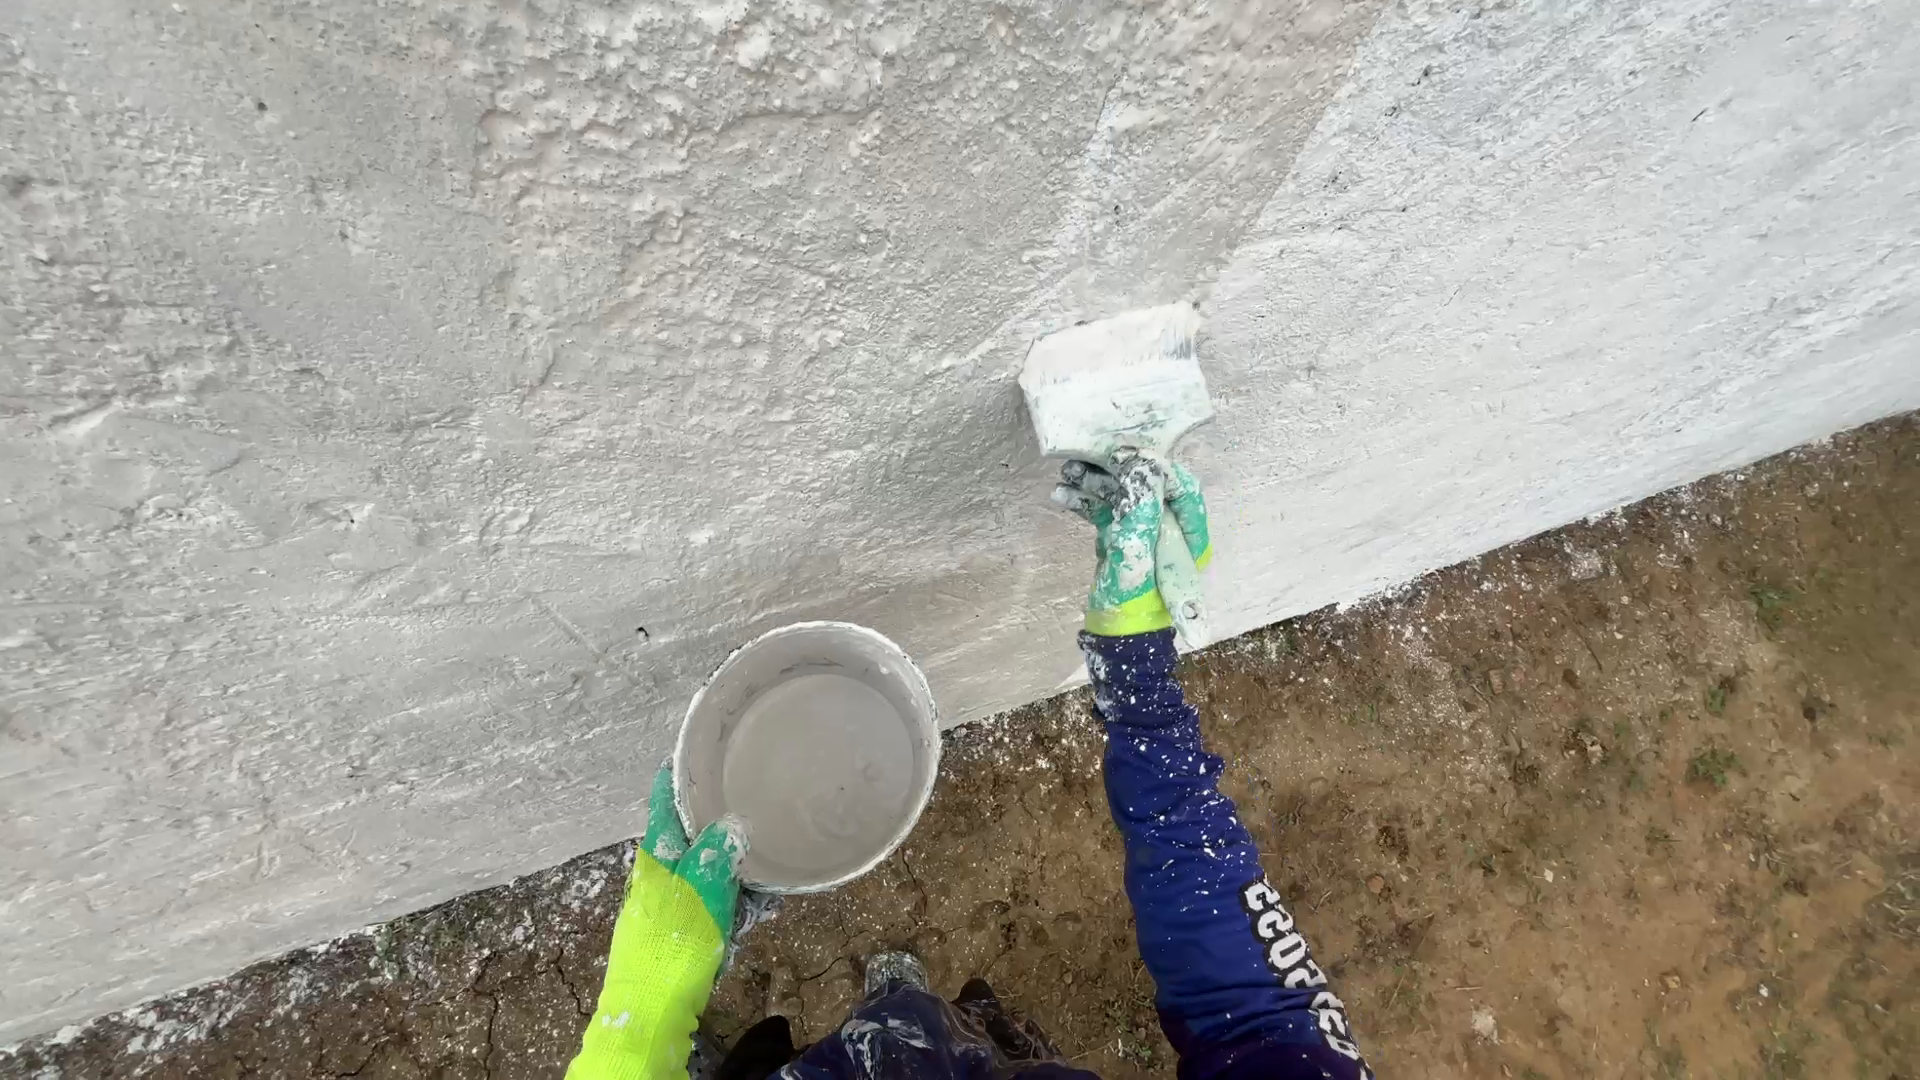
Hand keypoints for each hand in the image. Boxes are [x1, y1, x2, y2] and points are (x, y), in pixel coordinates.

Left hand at [567, 767, 746, 1079]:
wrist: (651, 1013)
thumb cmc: (673, 945)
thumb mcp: (701, 889)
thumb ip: (716, 851)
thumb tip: (731, 822)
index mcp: (656, 856)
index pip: (663, 803)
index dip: (676, 775)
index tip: (696, 750)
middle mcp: (659, 873)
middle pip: (692, 834)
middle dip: (722, 825)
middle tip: (753, 810)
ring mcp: (668, 901)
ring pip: (707, 867)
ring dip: (736, 868)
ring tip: (767, 873)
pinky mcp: (681, 927)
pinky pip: (713, 898)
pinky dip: (734, 898)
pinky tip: (757, 908)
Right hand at [1053, 452, 1211, 636]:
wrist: (1116, 637)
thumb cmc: (1133, 601)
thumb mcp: (1136, 554)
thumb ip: (1141, 510)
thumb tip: (1139, 466)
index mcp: (1186, 535)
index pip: (1182, 490)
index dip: (1157, 471)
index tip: (1125, 460)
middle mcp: (1168, 530)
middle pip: (1147, 487)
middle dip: (1117, 472)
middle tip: (1088, 459)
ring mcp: (1143, 534)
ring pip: (1121, 496)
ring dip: (1094, 482)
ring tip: (1067, 473)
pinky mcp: (1121, 539)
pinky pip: (1104, 511)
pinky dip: (1084, 501)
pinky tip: (1062, 495)